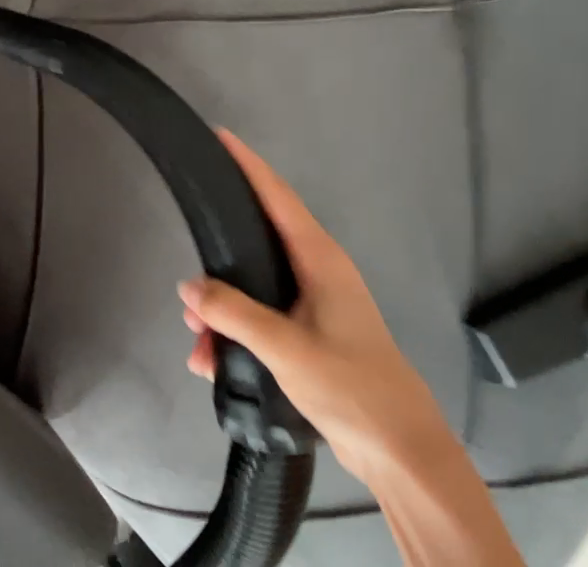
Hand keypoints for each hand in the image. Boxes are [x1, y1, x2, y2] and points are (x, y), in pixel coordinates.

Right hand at [179, 129, 454, 484]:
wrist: (400, 451)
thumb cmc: (352, 388)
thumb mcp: (285, 348)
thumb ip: (233, 313)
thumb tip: (190, 288)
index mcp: (321, 262)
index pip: (278, 198)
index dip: (248, 166)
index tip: (220, 136)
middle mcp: (318, 275)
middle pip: (256, 246)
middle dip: (217, 267)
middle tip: (187, 291)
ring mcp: (315, 307)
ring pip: (252, 292)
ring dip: (221, 314)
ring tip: (197, 342)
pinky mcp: (310, 337)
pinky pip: (259, 322)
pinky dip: (234, 338)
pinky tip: (214, 365)